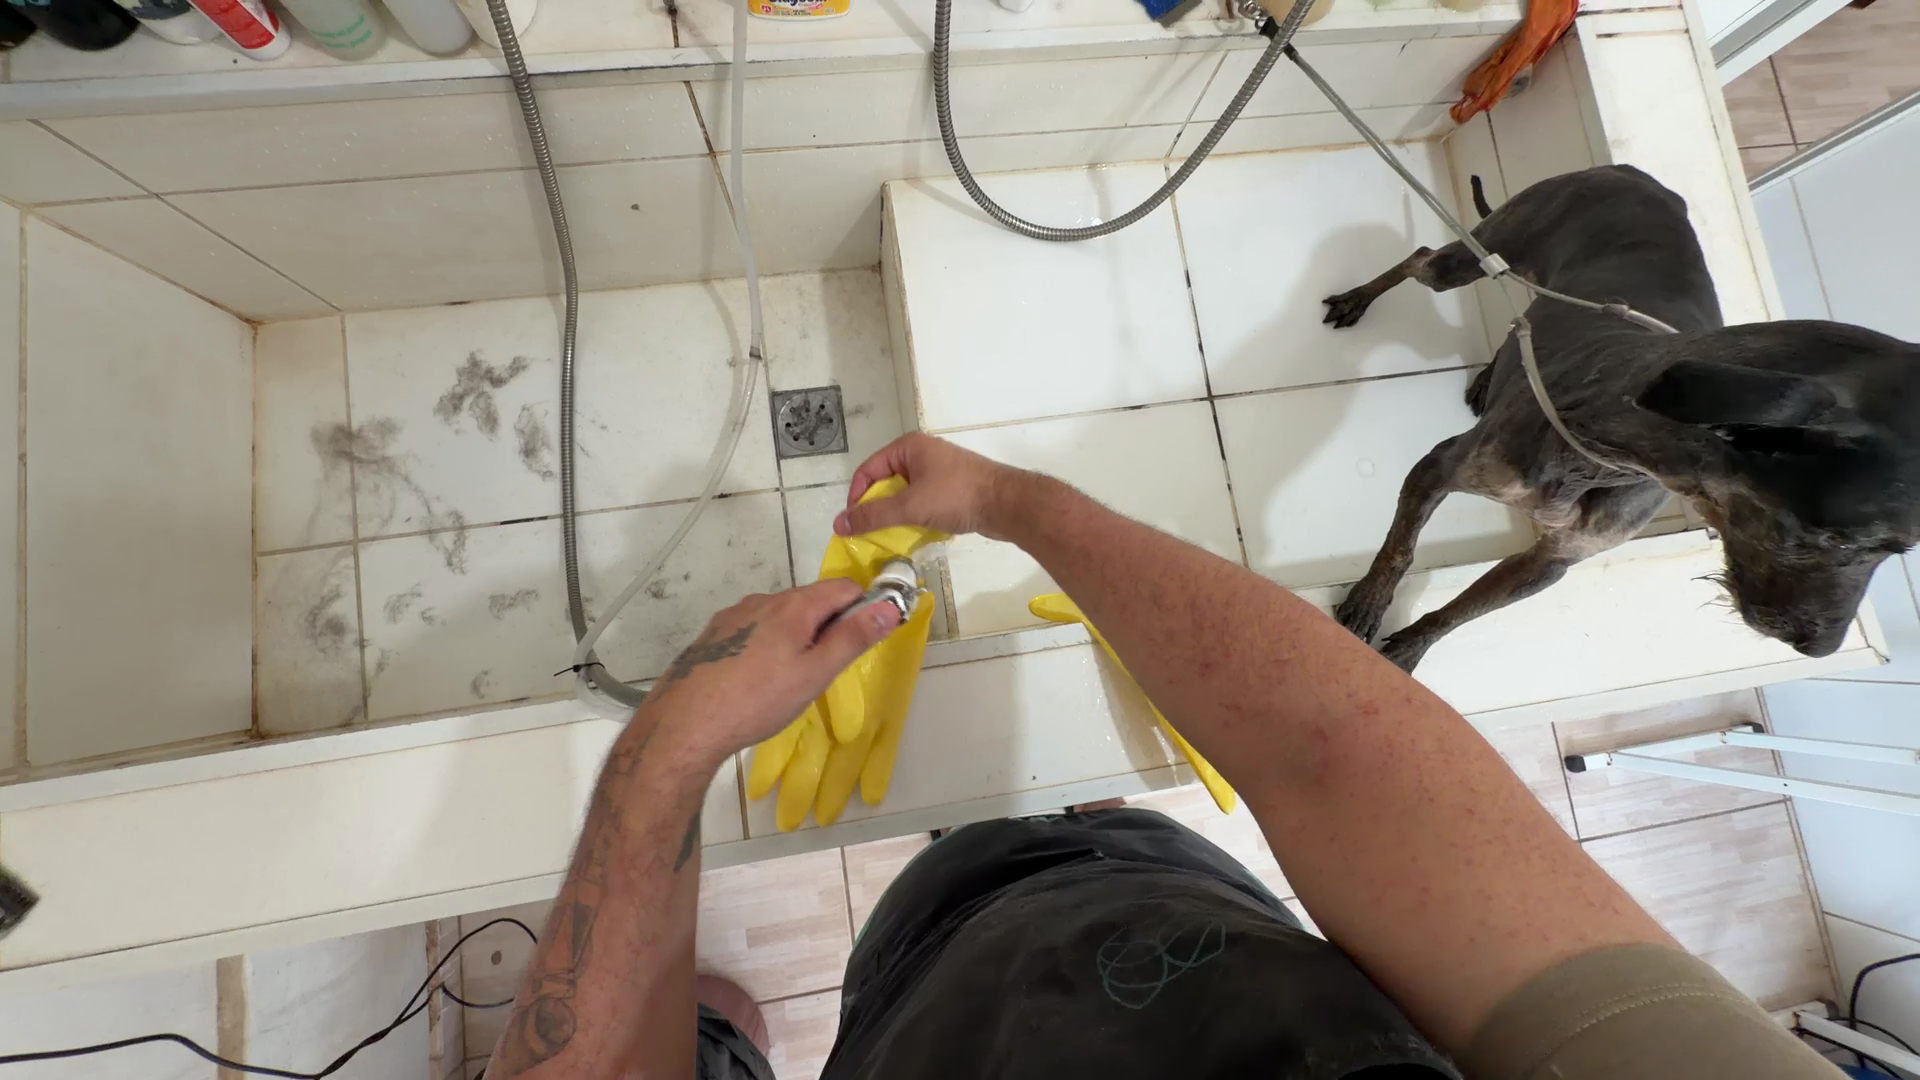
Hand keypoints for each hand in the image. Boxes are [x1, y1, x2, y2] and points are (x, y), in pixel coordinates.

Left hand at [637, 580, 900, 767]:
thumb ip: (854, 638)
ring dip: (798, 635)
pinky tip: (756, 680)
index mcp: (793, 605)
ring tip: (790, 680)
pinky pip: (754, 629)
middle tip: (827, 669)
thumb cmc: (758, 701)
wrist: (683, 725)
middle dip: (829, 625)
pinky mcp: (713, 635)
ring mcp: (734, 615)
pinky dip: (768, 645)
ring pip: (781, 615)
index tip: (865, 639)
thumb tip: (890, 607)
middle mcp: (762, 600)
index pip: (844, 586)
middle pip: (811, 600)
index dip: (863, 607)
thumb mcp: (815, 673)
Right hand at [835, 433, 1032, 540]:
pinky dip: (914, 518)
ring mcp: (937, 472)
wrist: (1007, 504)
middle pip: (885, 483)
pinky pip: (922, 502)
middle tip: (870, 533)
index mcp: (908, 447)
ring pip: (904, 495)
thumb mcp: (910, 506)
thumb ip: (873, 515)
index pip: (868, 470)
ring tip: (891, 536)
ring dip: (896, 516)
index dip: (857, 497)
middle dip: (877, 508)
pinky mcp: (950, 489)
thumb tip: (839, 524)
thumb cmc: (956, 496)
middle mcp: (921, 455)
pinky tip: (915, 535)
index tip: (852, 524)